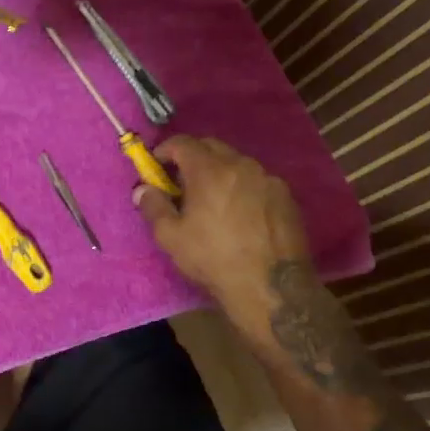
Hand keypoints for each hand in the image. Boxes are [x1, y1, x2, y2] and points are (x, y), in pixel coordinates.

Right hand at [135, 135, 313, 344]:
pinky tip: (240, 213)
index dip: (165, 150)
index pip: (183, 142)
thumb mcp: (171, 237)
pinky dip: (242, 187)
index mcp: (210, 171)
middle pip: (211, 146)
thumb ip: (153, 207)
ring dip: (219, 172)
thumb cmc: (213, 259)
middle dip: (192, 157)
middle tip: (182, 182)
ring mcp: (268, 179)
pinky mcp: (286, 196)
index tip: (156, 166)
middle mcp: (241, 165)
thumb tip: (143, 189)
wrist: (271, 287)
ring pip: (237, 163)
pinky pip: (257, 181)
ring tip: (212, 199)